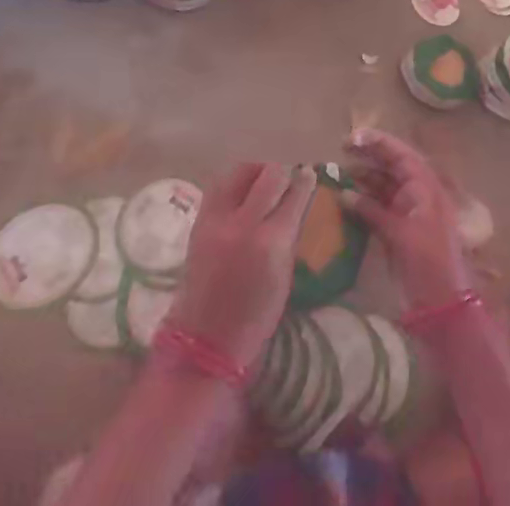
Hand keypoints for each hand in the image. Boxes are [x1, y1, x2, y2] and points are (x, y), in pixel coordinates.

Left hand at [170, 163, 316, 368]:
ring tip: (264, 181)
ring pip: (239, 172)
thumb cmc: (255, 315)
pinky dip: (235, 183)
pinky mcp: (199, 221)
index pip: (293, 195)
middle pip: (268, 175)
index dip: (305, 181)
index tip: (310, 173)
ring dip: (257, 172)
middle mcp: (243, 223)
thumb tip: (296, 202)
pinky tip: (243, 193)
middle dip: (282, 173)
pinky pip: (220, 186)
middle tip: (288, 179)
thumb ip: (290, 233)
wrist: (206, 336)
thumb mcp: (284, 274)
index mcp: (270, 241)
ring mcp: (216, 219)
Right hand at [342, 129, 471, 309]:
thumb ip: (372, 211)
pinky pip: (381, 206)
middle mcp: (419, 195)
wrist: (443, 302)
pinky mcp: (401, 231)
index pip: (402, 155)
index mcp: (426, 188)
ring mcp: (410, 212)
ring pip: (385, 185)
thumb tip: (345, 194)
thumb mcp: (400, 233)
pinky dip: (365, 201)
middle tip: (342, 150)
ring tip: (339, 173)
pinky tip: (346, 199)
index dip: (378, 142)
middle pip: (393, 166)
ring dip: (364, 178)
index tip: (352, 137)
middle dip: (369, 156)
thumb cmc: (427, 261)